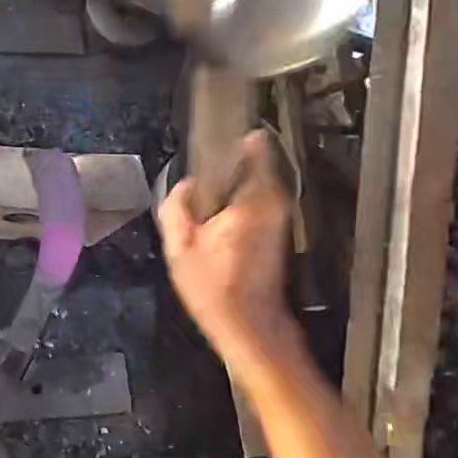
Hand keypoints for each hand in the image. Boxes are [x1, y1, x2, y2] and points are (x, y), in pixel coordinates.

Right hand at [157, 130, 292, 358]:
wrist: (251, 326)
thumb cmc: (214, 288)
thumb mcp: (180, 247)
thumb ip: (177, 207)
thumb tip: (186, 185)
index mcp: (254, 197)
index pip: (254, 146)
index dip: (233, 135)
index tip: (213, 131)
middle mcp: (275, 202)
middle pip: (253, 165)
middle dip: (226, 166)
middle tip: (199, 177)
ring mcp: (281, 219)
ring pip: (255, 187)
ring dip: (232, 188)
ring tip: (204, 199)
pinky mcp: (279, 235)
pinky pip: (257, 205)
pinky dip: (239, 206)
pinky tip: (217, 223)